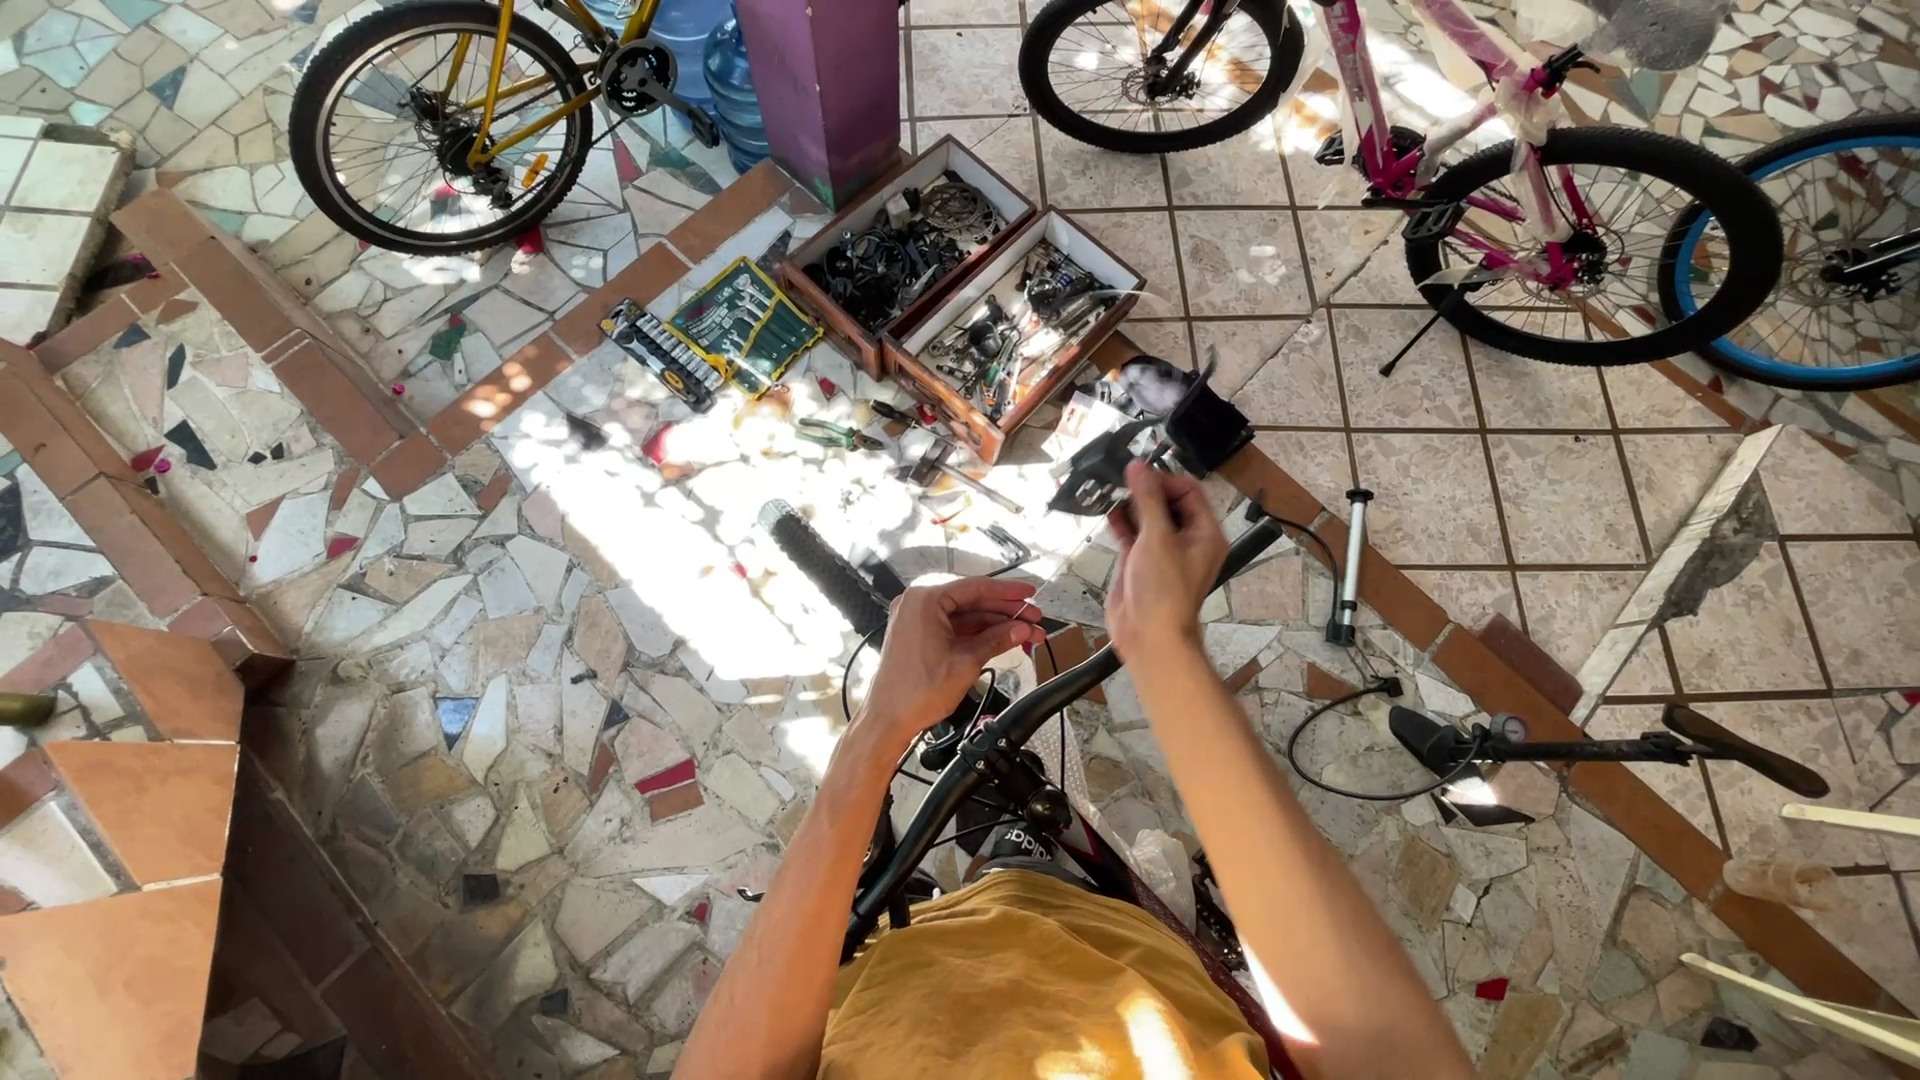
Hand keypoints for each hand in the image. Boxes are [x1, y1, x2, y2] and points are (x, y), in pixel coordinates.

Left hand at [858, 577, 1044, 747]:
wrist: (889, 719)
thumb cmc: (914, 692)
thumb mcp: (967, 662)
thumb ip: (997, 640)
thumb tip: (1020, 629)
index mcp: (924, 601)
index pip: (975, 587)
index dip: (1008, 591)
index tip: (1029, 593)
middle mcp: (918, 604)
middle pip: (972, 600)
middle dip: (1006, 611)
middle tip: (1033, 619)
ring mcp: (918, 619)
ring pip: (966, 615)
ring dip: (996, 624)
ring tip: (1025, 634)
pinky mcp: (920, 635)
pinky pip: (955, 627)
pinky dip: (978, 633)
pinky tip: (1003, 639)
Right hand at [1105, 462, 1226, 664]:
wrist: (1148, 635)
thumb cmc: (1163, 589)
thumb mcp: (1157, 538)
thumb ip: (1147, 499)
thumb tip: (1138, 466)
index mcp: (1205, 532)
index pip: (1189, 491)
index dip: (1165, 479)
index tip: (1138, 473)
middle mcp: (1186, 539)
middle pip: (1167, 501)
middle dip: (1145, 489)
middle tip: (1120, 478)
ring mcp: (1162, 551)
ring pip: (1147, 516)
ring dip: (1130, 504)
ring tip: (1110, 490)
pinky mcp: (1140, 561)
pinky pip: (1132, 533)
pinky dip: (1121, 522)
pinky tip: (1107, 511)